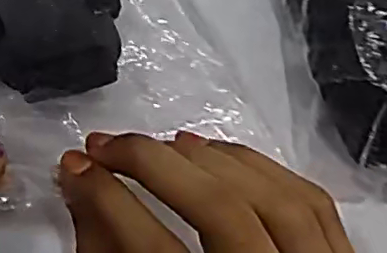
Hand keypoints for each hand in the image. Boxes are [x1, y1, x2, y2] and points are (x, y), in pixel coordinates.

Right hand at [59, 131, 354, 252]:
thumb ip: (105, 248)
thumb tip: (77, 178)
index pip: (158, 251)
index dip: (106, 196)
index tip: (74, 165)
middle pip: (221, 210)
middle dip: (148, 160)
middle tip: (102, 145)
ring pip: (273, 200)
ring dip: (204, 158)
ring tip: (158, 146)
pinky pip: (312, 202)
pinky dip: (257, 165)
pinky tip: (212, 155)